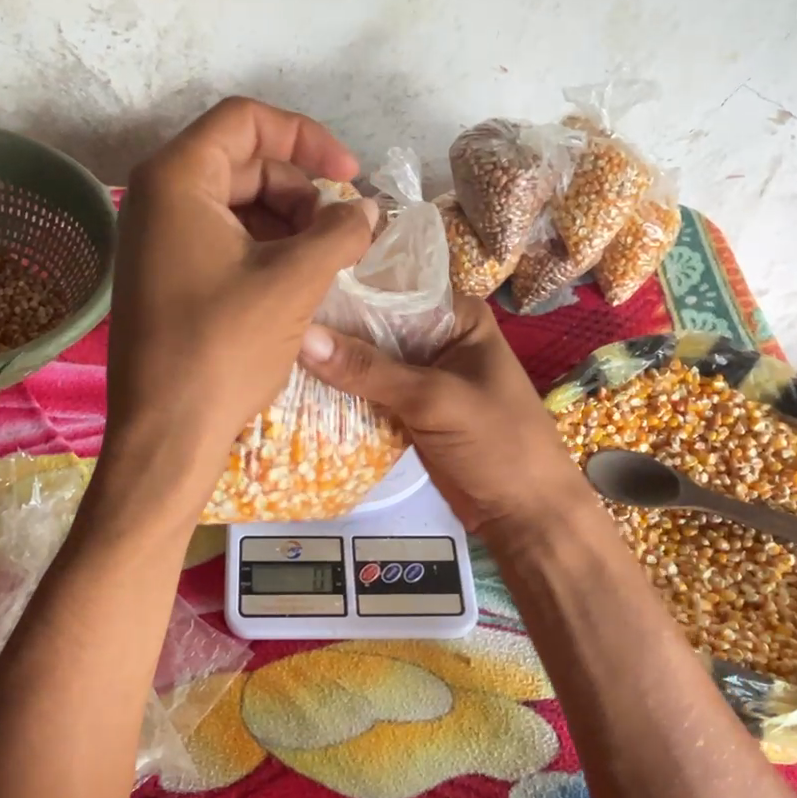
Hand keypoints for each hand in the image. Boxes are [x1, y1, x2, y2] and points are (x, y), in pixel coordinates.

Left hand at [104, 97, 379, 508]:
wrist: (166, 433)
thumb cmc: (224, 348)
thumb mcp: (294, 282)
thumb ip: (340, 232)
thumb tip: (368, 211)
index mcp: (176, 179)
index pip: (246, 121)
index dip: (307, 138)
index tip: (350, 177)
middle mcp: (155, 199)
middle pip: (242, 164)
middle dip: (299, 192)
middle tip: (338, 236)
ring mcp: (154, 242)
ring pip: (234, 207)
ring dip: (285, 225)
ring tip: (321, 265)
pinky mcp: (162, 279)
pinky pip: (219, 243)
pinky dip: (261, 251)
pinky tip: (292, 285)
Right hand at [298, 295, 590, 536]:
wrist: (522, 512)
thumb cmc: (497, 443)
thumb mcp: (434, 399)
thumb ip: (369, 370)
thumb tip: (303, 337)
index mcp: (457, 317)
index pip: (393, 288)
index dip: (346, 286)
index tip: (293, 286)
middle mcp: (437, 338)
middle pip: (374, 325)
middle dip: (332, 329)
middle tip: (274, 323)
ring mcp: (421, 376)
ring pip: (367, 362)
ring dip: (332, 365)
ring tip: (274, 352)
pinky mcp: (408, 410)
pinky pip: (367, 394)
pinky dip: (341, 395)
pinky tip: (298, 388)